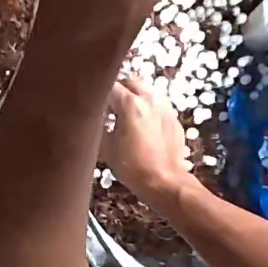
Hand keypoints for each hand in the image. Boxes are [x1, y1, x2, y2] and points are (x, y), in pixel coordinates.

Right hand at [103, 79, 191, 207]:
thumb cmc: (133, 167)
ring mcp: (165, 109)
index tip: (94, 106)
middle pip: (130, 84)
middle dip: (117, 93)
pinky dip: (147, 115)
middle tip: (108, 110)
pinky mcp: (174, 121)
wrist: (164, 182)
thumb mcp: (106, 148)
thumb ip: (98, 126)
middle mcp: (150, 101)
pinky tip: (142, 133)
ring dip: (133, 102)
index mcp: (131, 105)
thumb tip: (94, 118)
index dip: (99, 95)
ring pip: (145, 95)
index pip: (109, 86)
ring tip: (125, 122)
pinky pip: (157, 109)